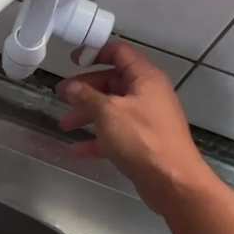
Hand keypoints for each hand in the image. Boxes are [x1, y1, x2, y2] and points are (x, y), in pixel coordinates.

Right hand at [57, 40, 215, 212]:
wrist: (172, 181)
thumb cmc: (142, 138)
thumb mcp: (108, 112)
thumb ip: (86, 96)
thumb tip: (70, 87)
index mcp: (144, 78)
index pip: (120, 53)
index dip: (96, 52)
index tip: (73, 60)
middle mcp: (147, 94)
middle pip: (111, 82)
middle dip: (84, 89)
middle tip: (60, 96)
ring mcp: (145, 118)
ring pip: (111, 108)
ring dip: (86, 114)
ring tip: (64, 125)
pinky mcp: (142, 141)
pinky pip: (114, 133)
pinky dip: (96, 138)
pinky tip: (76, 149)